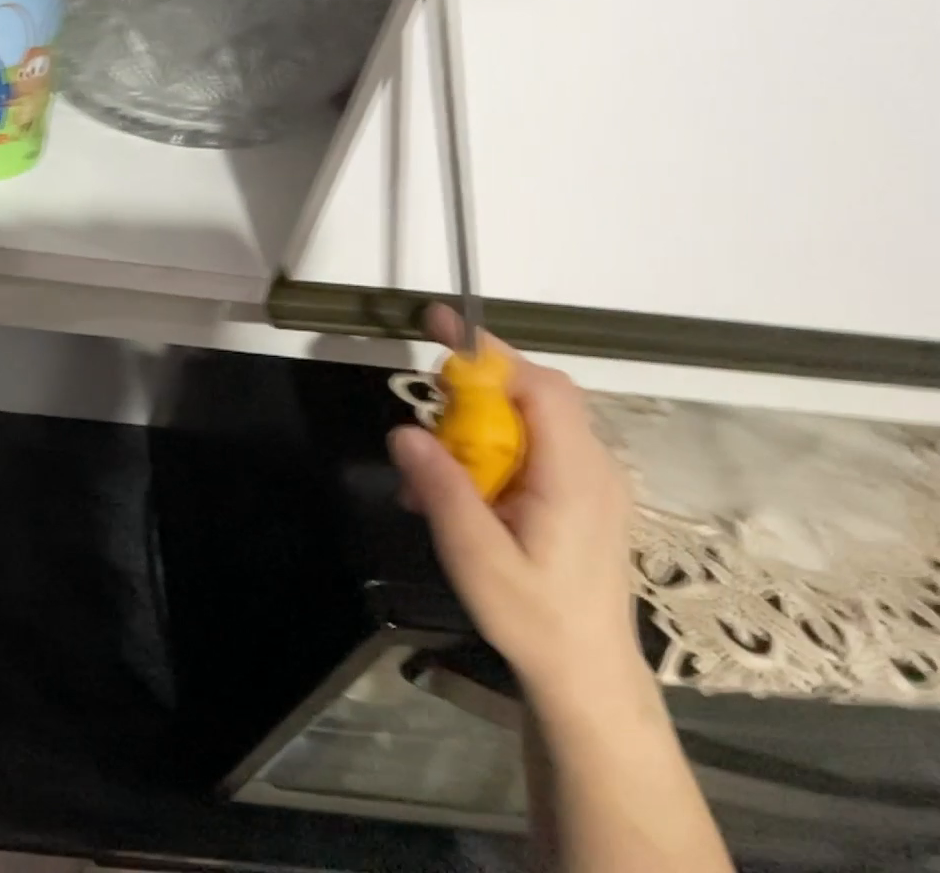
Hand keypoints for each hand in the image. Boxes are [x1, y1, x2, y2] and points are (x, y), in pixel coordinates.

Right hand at [388, 306, 643, 705]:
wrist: (587, 670)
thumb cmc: (533, 615)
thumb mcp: (475, 556)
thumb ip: (443, 489)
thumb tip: (404, 432)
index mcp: (573, 476)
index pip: (539, 388)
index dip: (490, 352)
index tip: (441, 325)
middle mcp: (591, 466)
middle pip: (534, 397)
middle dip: (472, 395)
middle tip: (424, 430)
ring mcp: (590, 481)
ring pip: (529, 423)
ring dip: (473, 432)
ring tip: (430, 480)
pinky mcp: (580, 496)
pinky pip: (532, 450)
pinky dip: (488, 453)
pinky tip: (458, 495)